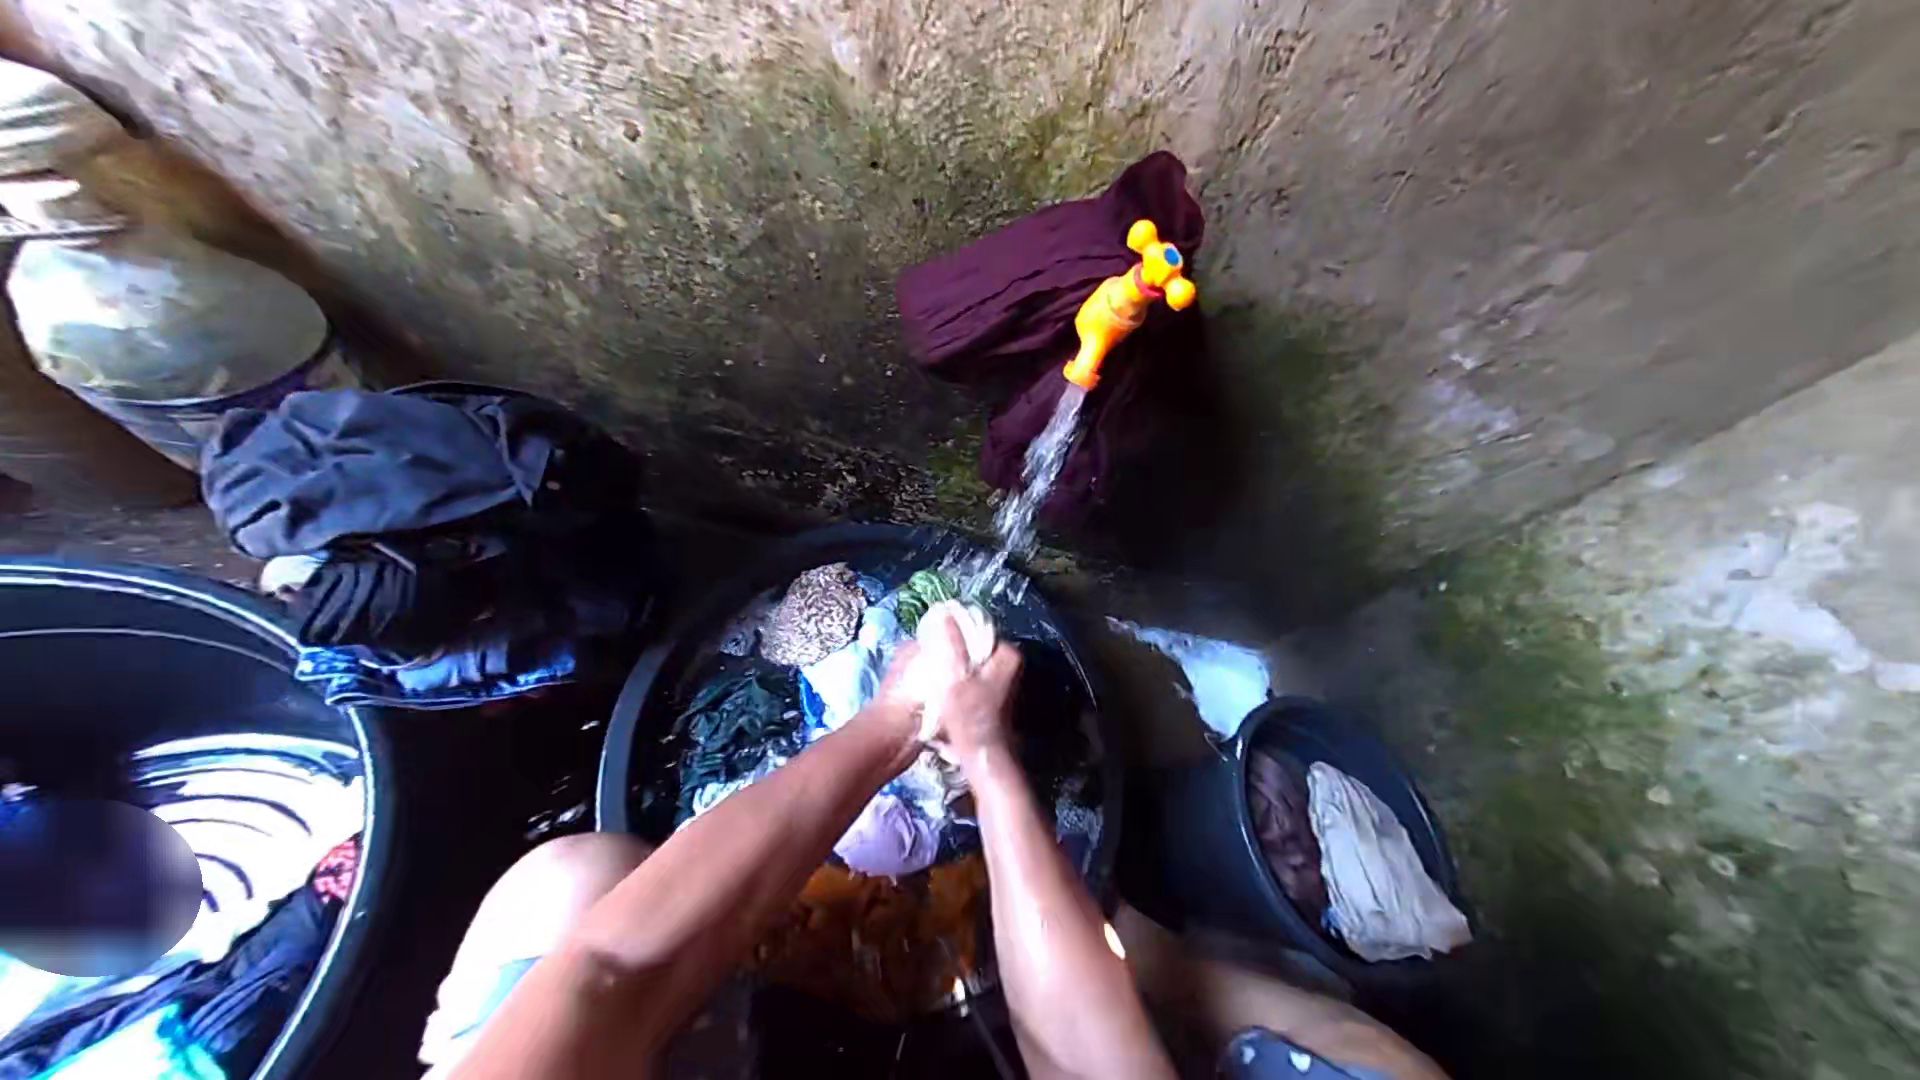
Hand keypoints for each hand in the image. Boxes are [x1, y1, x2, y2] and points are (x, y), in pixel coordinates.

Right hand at [909, 609, 1021, 771]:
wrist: (982, 755)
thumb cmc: (970, 716)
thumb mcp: (956, 675)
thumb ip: (951, 641)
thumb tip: (943, 610)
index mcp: (1007, 653)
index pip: (975, 628)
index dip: (953, 633)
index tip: (934, 642)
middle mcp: (1009, 662)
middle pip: (973, 643)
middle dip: (953, 648)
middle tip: (933, 656)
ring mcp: (1002, 677)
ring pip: (971, 659)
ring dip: (953, 663)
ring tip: (936, 671)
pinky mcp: (993, 690)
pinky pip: (971, 672)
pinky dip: (958, 676)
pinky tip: (944, 685)